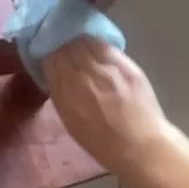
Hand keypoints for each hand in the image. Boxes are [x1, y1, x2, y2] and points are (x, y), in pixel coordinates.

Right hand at [42, 38, 188, 174]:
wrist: (139, 146)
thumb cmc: (101, 141)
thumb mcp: (69, 119)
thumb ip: (59, 92)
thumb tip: (54, 72)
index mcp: (65, 92)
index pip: (50, 58)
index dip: (48, 52)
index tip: (49, 53)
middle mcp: (83, 76)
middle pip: (65, 45)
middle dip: (61, 44)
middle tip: (62, 46)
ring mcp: (106, 68)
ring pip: (84, 41)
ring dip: (77, 41)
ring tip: (79, 46)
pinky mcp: (126, 65)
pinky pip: (104, 46)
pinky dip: (96, 44)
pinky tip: (96, 48)